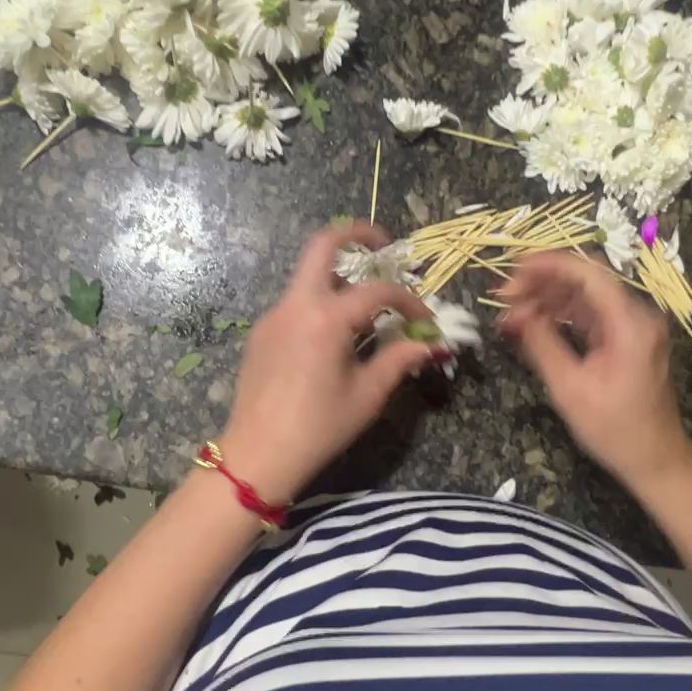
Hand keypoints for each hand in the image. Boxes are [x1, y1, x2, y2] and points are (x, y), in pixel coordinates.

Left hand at [216, 221, 439, 501]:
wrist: (257, 456)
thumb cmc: (318, 427)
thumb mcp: (367, 395)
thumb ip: (401, 359)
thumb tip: (434, 344)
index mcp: (326, 318)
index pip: (379, 291)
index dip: (410, 303)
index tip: (426, 323)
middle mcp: (296, 304)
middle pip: (323, 244)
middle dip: (356, 234)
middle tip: (384, 244)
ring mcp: (274, 315)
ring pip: (308, 275)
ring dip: (339, 277)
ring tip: (366, 308)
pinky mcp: (261, 332)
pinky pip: (296, 303)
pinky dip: (321, 305)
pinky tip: (335, 338)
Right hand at [499, 252, 691, 494]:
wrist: (655, 460)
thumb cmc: (614, 430)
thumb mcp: (570, 388)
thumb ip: (540, 343)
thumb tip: (513, 313)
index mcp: (630, 323)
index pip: (587, 272)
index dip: (547, 265)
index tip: (512, 273)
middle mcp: (636, 315)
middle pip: (584, 279)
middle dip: (542, 282)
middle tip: (505, 297)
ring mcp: (633, 325)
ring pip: (584, 294)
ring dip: (547, 297)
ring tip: (512, 313)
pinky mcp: (625, 337)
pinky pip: (589, 313)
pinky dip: (561, 314)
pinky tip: (533, 323)